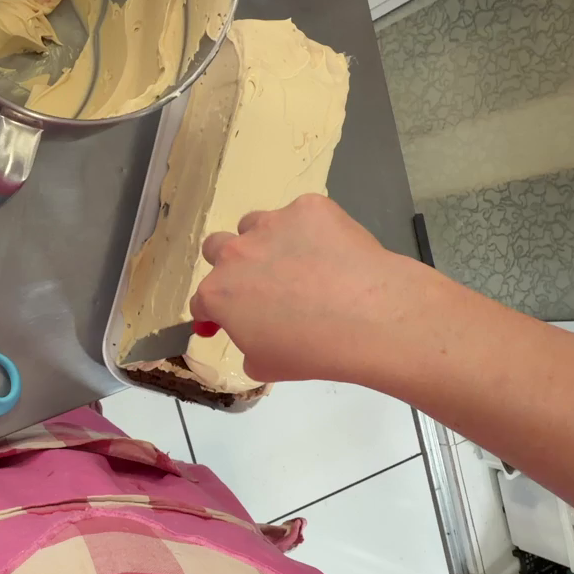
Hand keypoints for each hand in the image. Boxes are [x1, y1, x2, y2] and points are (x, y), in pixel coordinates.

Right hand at [193, 195, 443, 384]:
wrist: (371, 318)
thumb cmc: (313, 351)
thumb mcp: (264, 365)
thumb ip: (245, 345)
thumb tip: (252, 336)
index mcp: (217, 294)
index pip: (201, 301)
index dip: (211, 314)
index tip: (223, 323)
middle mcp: (235, 254)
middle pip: (215, 248)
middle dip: (229, 266)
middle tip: (256, 285)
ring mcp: (272, 224)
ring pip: (254, 225)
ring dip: (264, 242)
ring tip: (295, 263)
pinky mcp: (309, 208)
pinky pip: (300, 216)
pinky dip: (309, 231)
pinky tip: (330, 253)